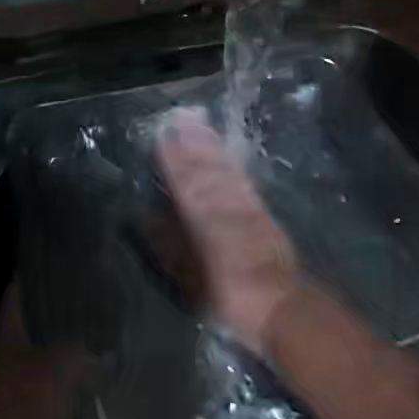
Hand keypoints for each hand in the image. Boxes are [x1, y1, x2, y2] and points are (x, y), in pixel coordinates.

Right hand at [154, 107, 300, 352]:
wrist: (277, 302)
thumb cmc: (223, 294)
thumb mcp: (186, 276)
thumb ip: (164, 243)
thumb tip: (141, 214)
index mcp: (200, 217)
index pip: (183, 180)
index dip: (172, 157)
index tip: (163, 134)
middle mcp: (221, 203)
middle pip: (204, 167)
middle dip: (191, 141)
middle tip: (181, 116)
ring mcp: (244, 203)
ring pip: (223, 167)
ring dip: (210, 143)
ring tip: (199, 123)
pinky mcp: (261, 209)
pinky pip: (241, 177)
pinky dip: (231, 161)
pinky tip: (225, 152)